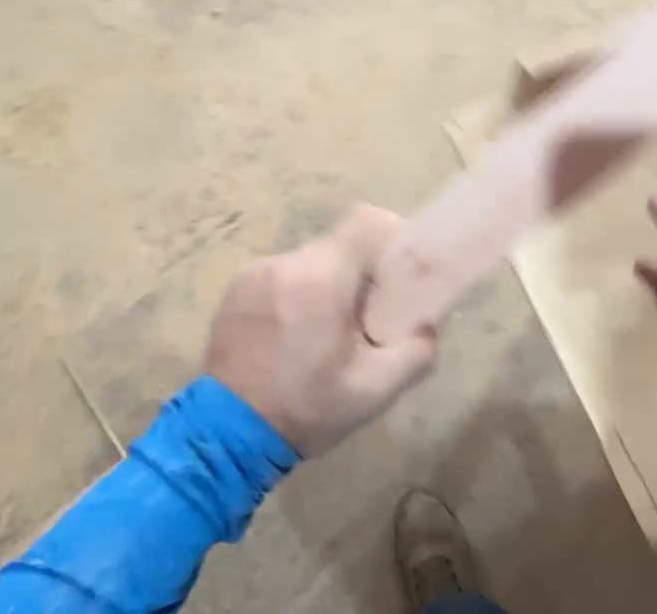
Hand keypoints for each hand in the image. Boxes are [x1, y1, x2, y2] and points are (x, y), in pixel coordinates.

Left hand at [206, 205, 439, 456]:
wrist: (226, 434)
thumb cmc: (305, 409)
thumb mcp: (374, 390)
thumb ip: (416, 350)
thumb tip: (430, 322)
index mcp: (322, 278)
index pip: (367, 221)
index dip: (392, 236)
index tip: (400, 272)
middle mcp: (287, 262)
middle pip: (340, 246)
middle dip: (361, 273)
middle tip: (367, 316)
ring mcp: (256, 272)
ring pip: (311, 262)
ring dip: (326, 285)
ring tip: (324, 333)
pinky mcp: (236, 286)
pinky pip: (282, 276)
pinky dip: (297, 294)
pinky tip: (291, 336)